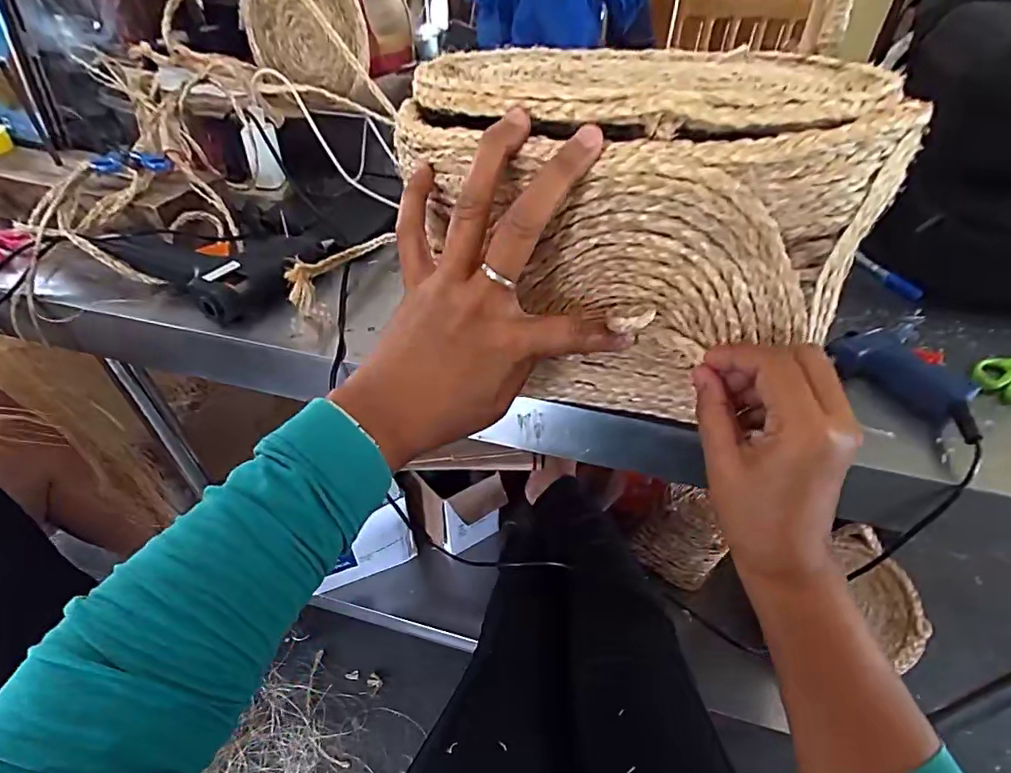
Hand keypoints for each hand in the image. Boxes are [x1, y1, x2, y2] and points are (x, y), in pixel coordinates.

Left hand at [329, 109, 629, 467]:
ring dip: (492, 160)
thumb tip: (540, 338)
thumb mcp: (500, 396)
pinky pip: (412, 233)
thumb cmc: (446, 413)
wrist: (384, 414)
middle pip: (522, 228)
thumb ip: (523, 360)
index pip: (567, 332)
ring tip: (513, 120)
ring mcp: (444, 282)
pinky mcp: (416, 281)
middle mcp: (478, 297)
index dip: (600, 334)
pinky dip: (416, 199)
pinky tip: (426, 168)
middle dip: (558, 179)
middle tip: (583, 139)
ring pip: (469, 211)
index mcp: (507, 337)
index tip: (626, 332)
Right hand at [691, 345, 861, 589]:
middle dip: (756, 360)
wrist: (788, 559)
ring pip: (811, 369)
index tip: (707, 363)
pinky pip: (815, 391)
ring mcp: (845, 426)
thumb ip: (713, 411)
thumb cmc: (753, 523)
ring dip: (769, 375)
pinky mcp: (842, 433)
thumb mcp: (722, 464)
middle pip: (802, 355)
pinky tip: (751, 414)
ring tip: (732, 402)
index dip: (737, 356)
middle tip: (721, 380)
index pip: (776, 364)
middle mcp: (836, 421)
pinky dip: (783, 391)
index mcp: (806, 430)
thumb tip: (703, 374)